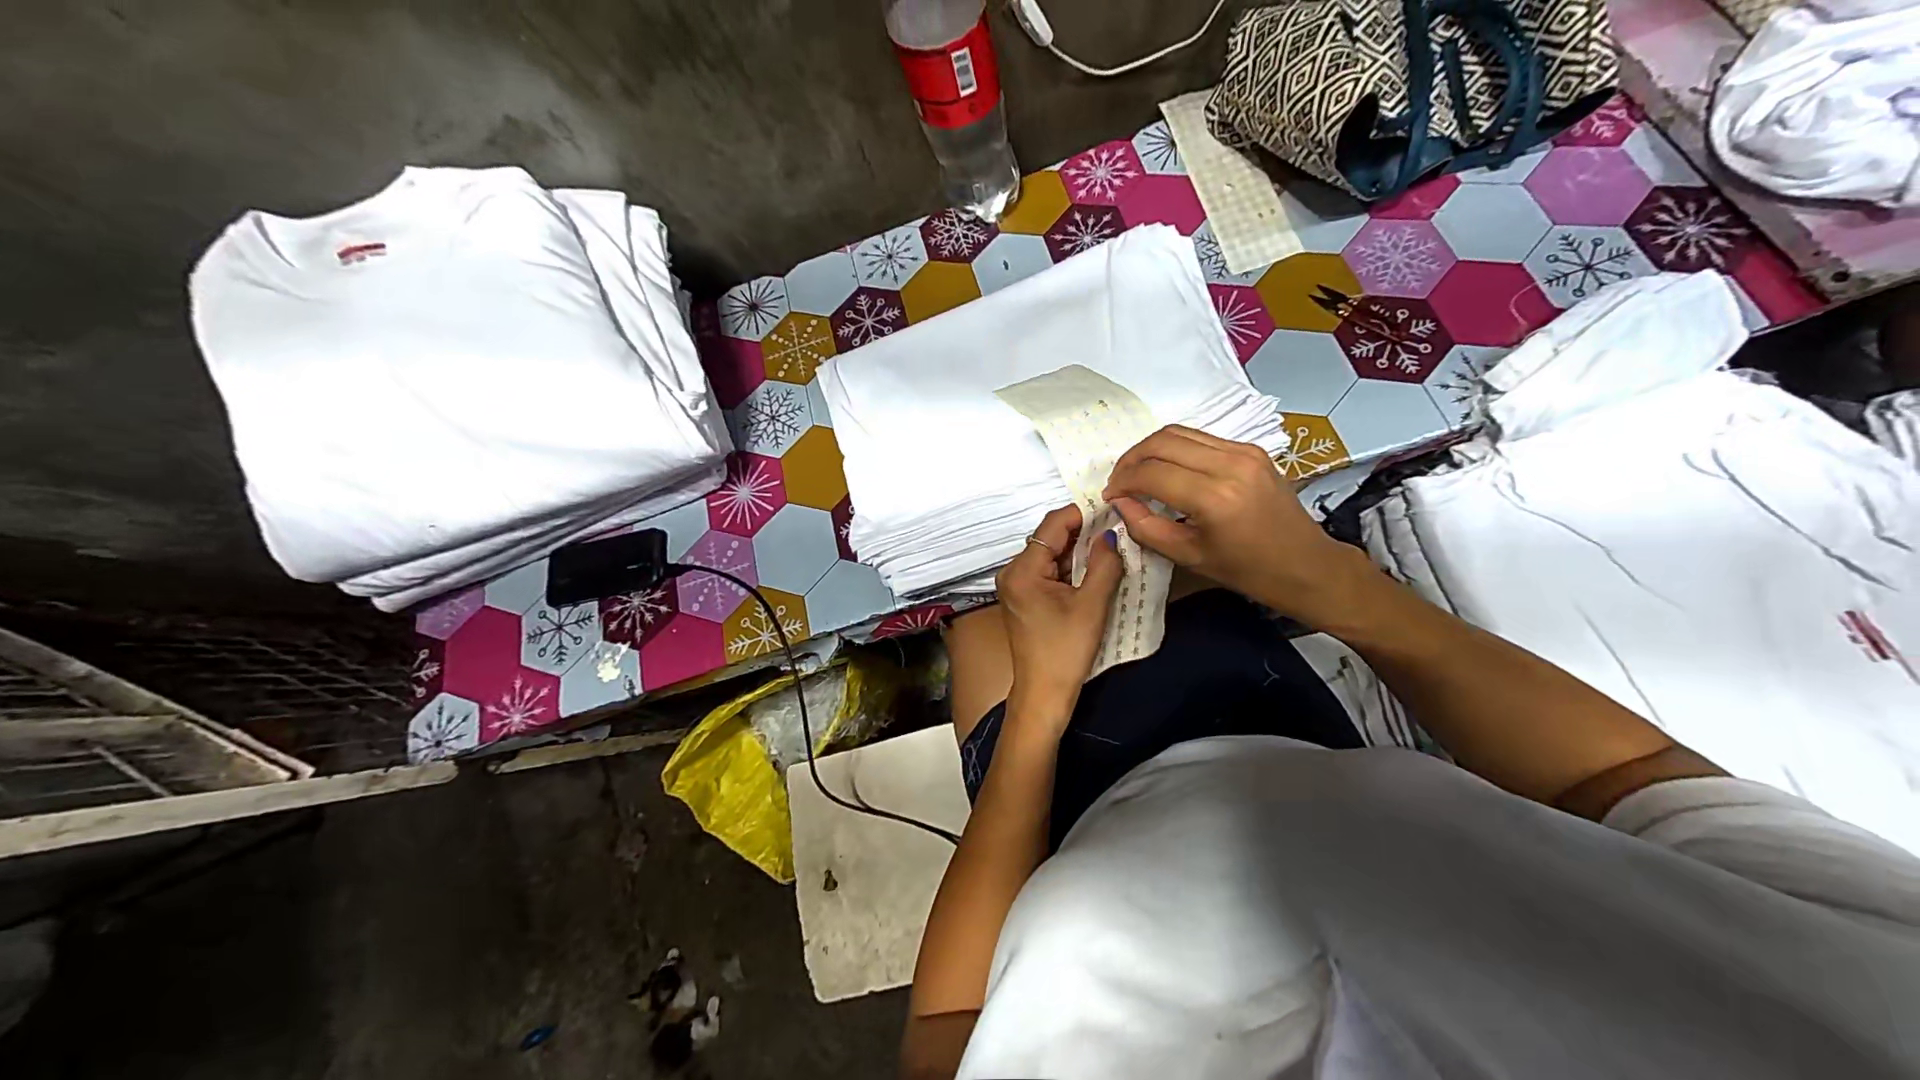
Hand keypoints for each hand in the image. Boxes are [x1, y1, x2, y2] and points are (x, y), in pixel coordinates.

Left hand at [995, 504, 1123, 723]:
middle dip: (1082, 533)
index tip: (1111, 510)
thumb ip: (1103, 563)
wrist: (1044, 693)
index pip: (1052, 525)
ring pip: (1050, 555)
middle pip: (1049, 538)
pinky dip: (1069, 568)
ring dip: (1078, 552)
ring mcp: (1016, 586)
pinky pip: (1048, 572)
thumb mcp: (1092, 604)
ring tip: (1110, 547)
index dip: (1081, 514)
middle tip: (1116, 529)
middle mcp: (1012, 572)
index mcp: (1022, 570)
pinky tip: (1094, 570)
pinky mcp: (1024, 598)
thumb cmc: (1066, 650)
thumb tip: (1110, 534)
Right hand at [1103, 425, 1375, 629]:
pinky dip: (1174, 449)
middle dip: (1131, 459)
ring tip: (1137, 473)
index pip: (1151, 473)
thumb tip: (1120, 503)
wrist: (1307, 565)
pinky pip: (1200, 438)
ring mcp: (1243, 452)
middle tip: (1119, 482)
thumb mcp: (1189, 556)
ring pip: (1179, 432)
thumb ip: (1146, 527)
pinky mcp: (1251, 450)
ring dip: (1150, 449)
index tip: (1111, 497)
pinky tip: (1166, 469)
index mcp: (1215, 497)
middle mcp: (1230, 465)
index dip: (1123, 482)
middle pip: (1161, 442)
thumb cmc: (1248, 571)